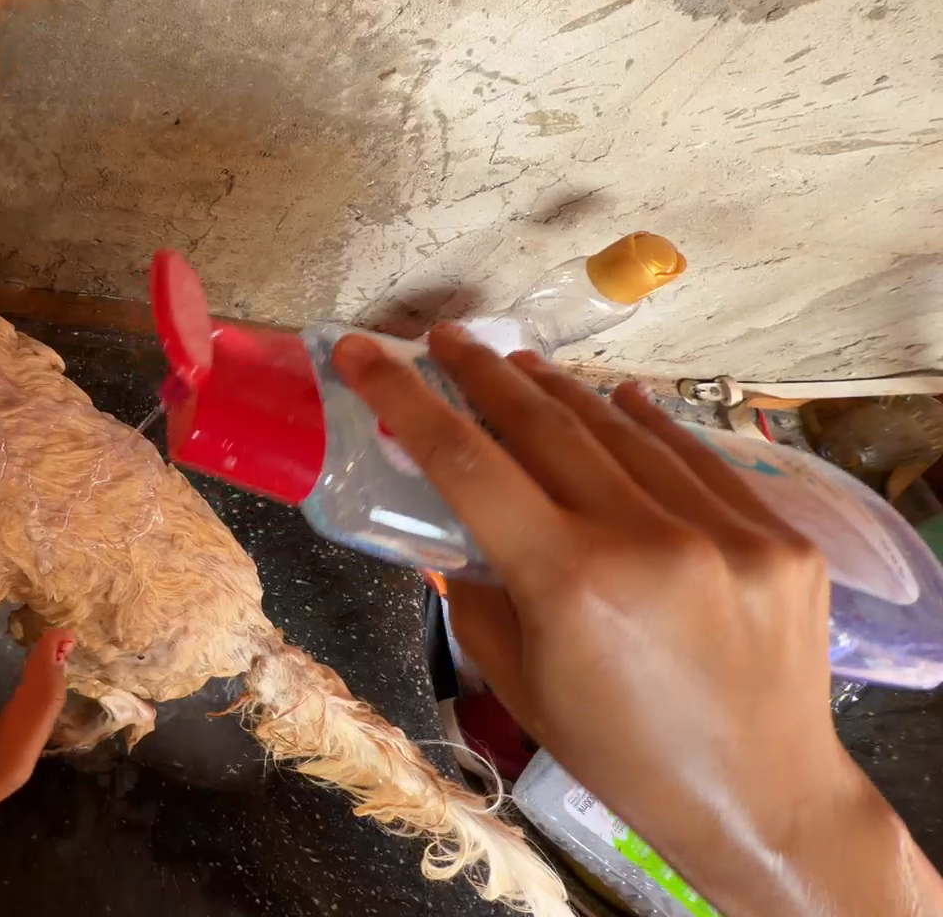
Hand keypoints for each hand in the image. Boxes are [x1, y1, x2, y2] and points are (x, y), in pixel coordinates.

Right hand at [334, 326, 942, 916]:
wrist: (765, 800)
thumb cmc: (609, 743)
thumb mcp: (506, 669)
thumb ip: (472, 584)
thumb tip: (455, 528)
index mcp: (566, 579)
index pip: (463, 460)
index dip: (402, 396)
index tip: (364, 354)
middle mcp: (646, 540)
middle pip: (541, 423)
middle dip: (480, 370)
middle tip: (446, 337)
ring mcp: (724, 531)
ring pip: (617, 429)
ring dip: (554, 388)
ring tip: (514, 362)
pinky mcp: (775, 537)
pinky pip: (691, 456)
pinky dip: (640, 420)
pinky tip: (613, 397)